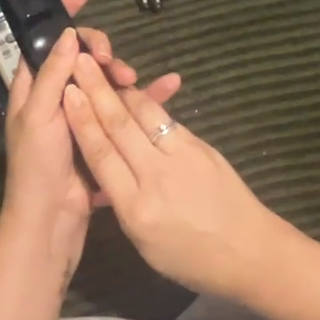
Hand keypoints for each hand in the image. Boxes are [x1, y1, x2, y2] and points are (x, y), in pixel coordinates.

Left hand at [1, 0, 179, 230]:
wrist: (51, 223)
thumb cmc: (37, 167)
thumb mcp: (40, 115)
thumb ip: (53, 74)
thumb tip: (67, 34)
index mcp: (32, 90)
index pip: (44, 41)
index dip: (61, 15)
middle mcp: (56, 99)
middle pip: (81, 59)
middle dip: (100, 51)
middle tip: (114, 61)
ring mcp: (81, 118)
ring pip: (106, 83)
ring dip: (123, 75)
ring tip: (137, 80)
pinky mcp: (103, 138)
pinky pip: (126, 111)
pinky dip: (146, 99)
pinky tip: (170, 87)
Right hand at [59, 53, 290, 300]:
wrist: (251, 251)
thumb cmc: (192, 259)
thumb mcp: (145, 244)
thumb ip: (121, 205)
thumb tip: (103, 176)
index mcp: (137, 207)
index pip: (102, 155)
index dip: (82, 121)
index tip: (68, 92)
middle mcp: (157, 177)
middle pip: (120, 126)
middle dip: (97, 91)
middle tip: (79, 61)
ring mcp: (183, 157)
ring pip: (145, 115)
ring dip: (121, 90)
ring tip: (103, 68)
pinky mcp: (203, 147)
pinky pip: (168, 122)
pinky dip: (148, 106)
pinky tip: (135, 95)